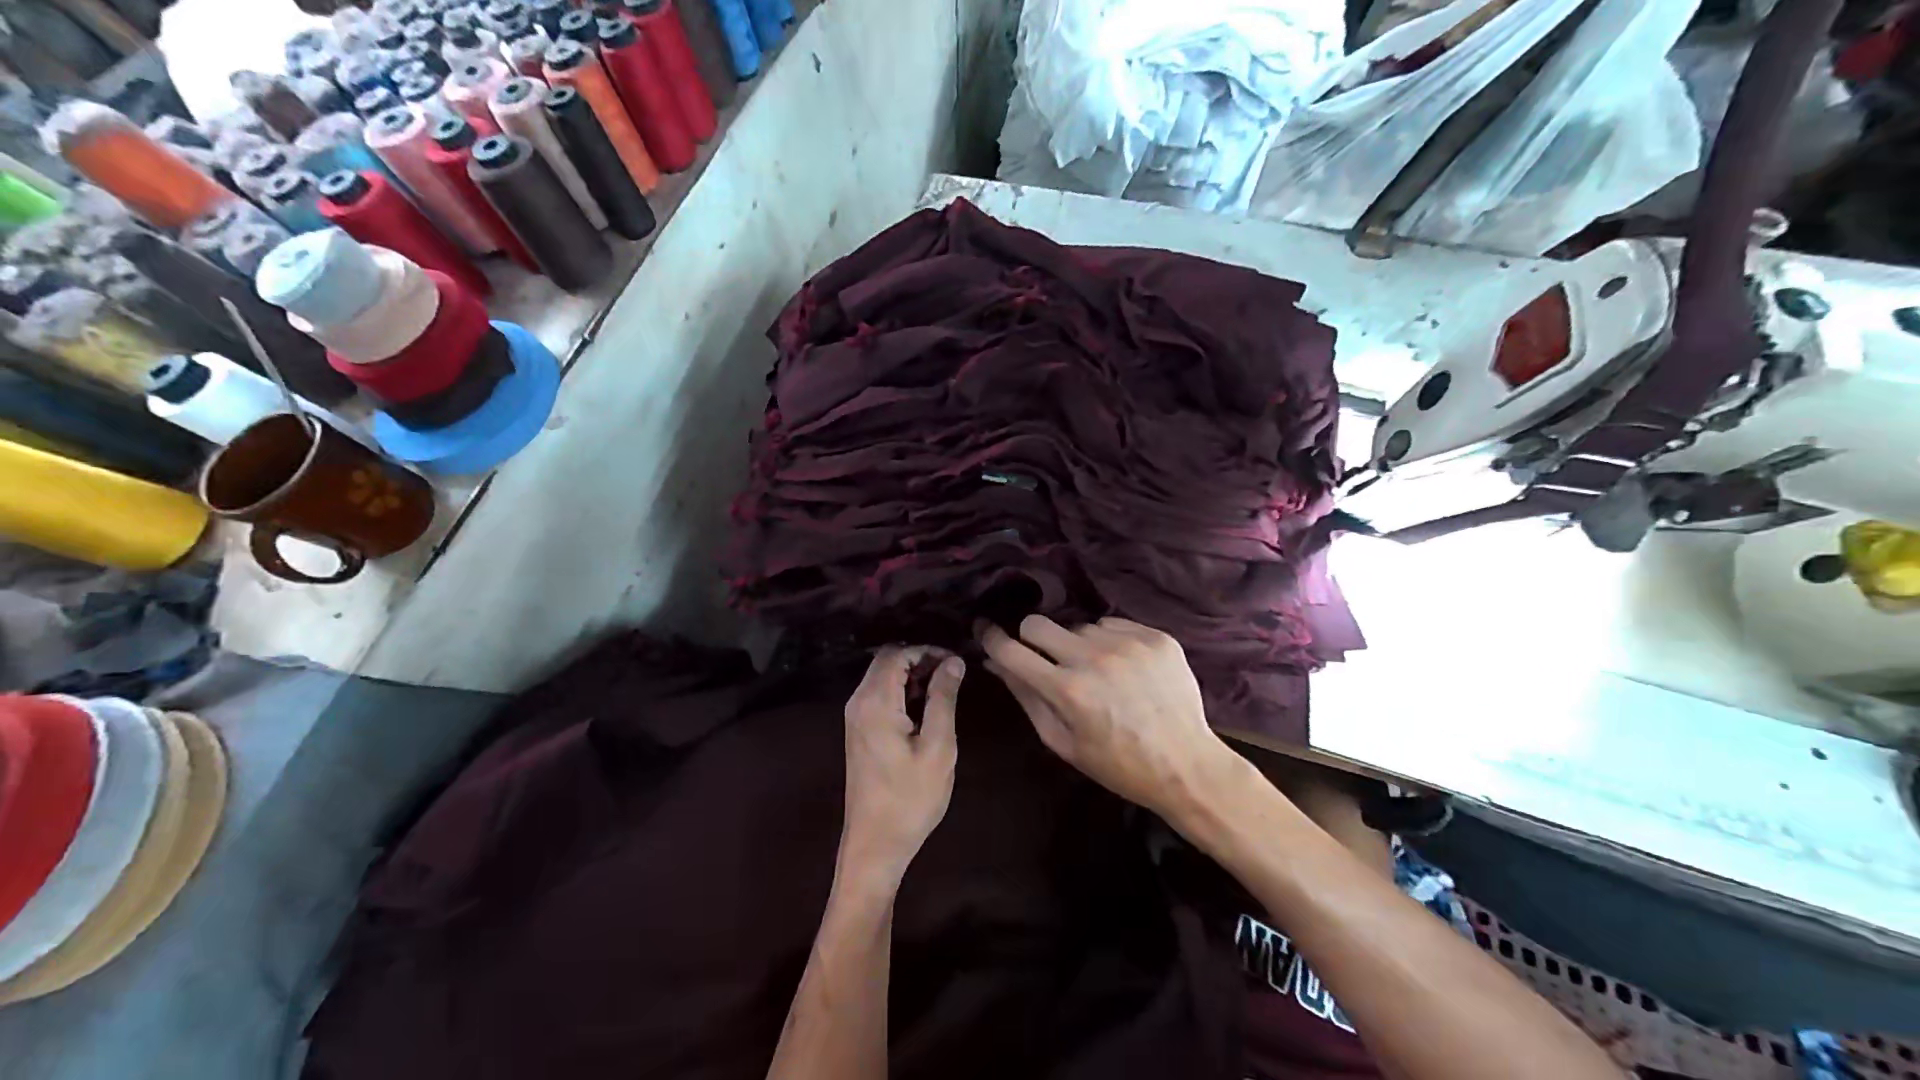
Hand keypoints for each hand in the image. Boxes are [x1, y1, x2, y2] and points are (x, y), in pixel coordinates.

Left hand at [839, 646, 963, 882]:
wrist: (875, 843)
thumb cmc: (910, 798)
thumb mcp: (938, 747)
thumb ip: (943, 698)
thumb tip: (953, 661)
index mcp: (875, 702)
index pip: (896, 653)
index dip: (926, 650)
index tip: (956, 661)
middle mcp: (858, 702)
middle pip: (886, 661)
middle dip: (920, 659)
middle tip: (953, 672)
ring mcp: (855, 717)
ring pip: (882, 677)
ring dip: (912, 675)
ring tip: (945, 688)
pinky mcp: (859, 731)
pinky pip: (879, 695)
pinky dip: (902, 691)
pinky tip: (926, 706)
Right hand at [979, 615, 1239, 820]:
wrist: (1187, 766)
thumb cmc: (1118, 765)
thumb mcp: (1063, 742)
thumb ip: (1026, 698)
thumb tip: (994, 663)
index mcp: (1067, 690)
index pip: (1012, 650)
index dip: (992, 639)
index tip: (984, 630)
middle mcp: (1094, 658)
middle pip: (1038, 623)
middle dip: (1033, 639)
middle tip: (1047, 660)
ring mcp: (1128, 643)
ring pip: (1079, 626)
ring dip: (1078, 645)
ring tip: (1100, 674)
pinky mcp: (1156, 637)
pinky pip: (1114, 625)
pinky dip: (1111, 643)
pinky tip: (1125, 669)